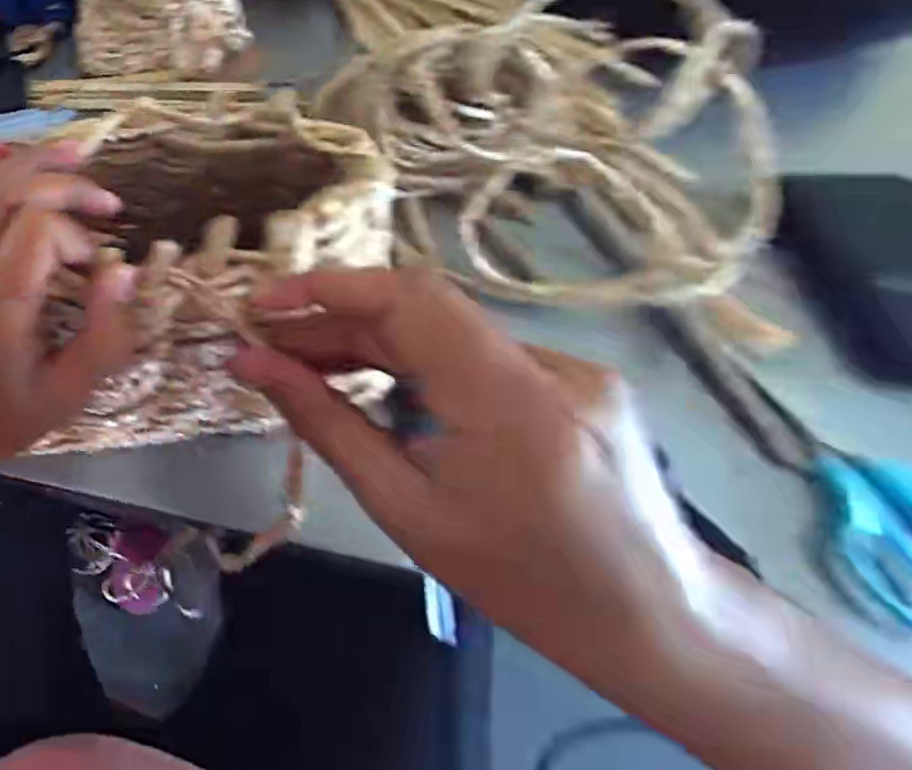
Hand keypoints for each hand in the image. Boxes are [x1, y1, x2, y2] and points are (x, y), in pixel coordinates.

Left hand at [0, 144, 138, 494]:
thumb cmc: (17, 414)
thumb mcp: (73, 390)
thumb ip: (104, 335)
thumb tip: (126, 270)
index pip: (31, 234)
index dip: (74, 233)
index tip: (97, 264)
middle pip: (3, 200)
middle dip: (59, 184)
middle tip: (107, 199)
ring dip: (28, 165)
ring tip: (76, 152)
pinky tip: (13, 151)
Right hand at [229, 268, 723, 677]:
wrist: (664, 623)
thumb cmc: (520, 578)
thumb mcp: (402, 506)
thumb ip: (322, 422)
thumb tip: (247, 365)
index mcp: (510, 400)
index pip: (408, 300)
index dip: (325, 286)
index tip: (261, 304)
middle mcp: (545, 364)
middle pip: (413, 310)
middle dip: (327, 320)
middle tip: (262, 346)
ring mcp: (563, 364)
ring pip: (434, 326)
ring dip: (358, 338)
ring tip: (296, 364)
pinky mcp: (562, 374)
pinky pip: (461, 347)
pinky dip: (399, 355)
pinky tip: (363, 381)